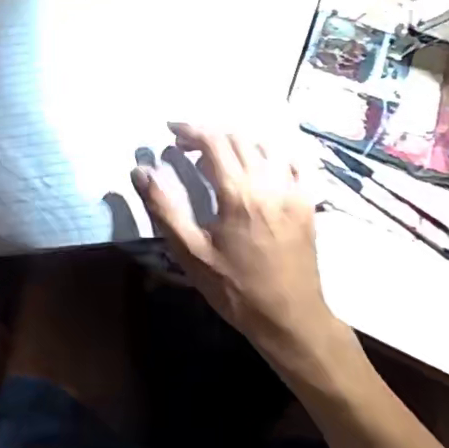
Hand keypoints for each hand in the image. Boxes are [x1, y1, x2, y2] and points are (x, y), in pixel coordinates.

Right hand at [132, 124, 347, 365]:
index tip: (171, 131)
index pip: (214, 141)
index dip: (191, 130)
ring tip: (219, 155)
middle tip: (187, 145)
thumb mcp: (191, 253)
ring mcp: (293, 190)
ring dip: (239, 141)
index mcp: (239, 193)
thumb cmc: (235, 289)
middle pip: (239, 138)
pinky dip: (271, 153)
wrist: (289, 317)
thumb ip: (165, 208)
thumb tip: (141, 171)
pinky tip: (258, 165)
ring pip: (265, 145)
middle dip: (210, 134)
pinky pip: (292, 162)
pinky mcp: (307, 201)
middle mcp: (269, 182)